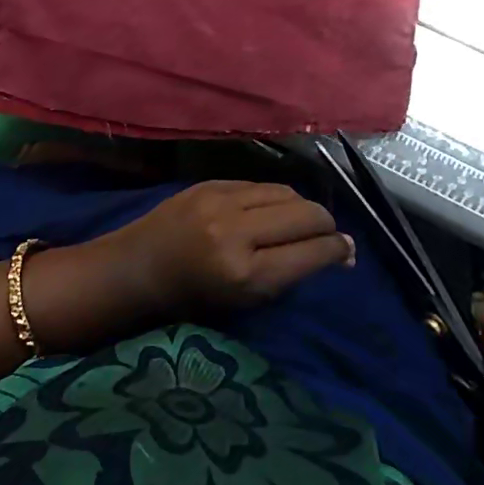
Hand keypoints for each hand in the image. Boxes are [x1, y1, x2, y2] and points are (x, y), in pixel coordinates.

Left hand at [91, 181, 356, 314]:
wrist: (137, 267)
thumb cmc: (192, 298)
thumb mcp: (247, 301)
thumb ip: (291, 273)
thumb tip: (339, 250)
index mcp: (247, 274)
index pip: (313, 252)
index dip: (338, 250)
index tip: (346, 252)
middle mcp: (237, 232)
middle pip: (307, 214)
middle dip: (327, 226)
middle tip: (326, 237)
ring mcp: (221, 201)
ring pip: (287, 192)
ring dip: (302, 207)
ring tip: (300, 222)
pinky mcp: (209, 183)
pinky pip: (259, 184)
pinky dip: (273, 197)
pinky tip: (271, 210)